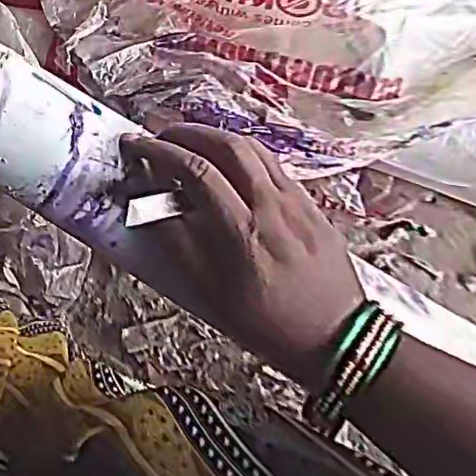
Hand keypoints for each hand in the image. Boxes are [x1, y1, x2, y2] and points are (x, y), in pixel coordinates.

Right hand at [121, 125, 364, 386]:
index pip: (196, 170)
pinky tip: (225, 164)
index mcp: (243, 232)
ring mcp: (299, 205)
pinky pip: (272, 164)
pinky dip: (240, 153)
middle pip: (227, 146)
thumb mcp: (206, 286)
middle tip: (161, 138)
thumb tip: (146, 199)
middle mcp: (274, 210)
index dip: (158, 150)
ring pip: (253, 148)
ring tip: (189, 143)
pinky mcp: (312, 207)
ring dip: (212, 136)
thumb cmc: (265, 319)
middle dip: (185, 133)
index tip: (135, 145)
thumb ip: (173, 236)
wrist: (339, 343)